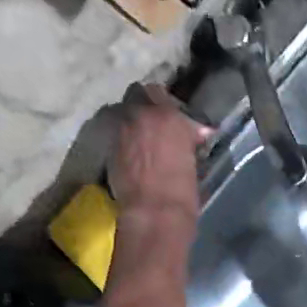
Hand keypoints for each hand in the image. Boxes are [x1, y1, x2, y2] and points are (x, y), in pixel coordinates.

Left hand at [109, 85, 210, 228]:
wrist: (155, 213)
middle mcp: (139, 116)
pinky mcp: (109, 149)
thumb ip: (190, 138)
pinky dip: (128, 141)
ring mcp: (120, 131)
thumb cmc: (184, 189)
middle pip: (138, 96)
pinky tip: (138, 157)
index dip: (168, 103)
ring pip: (126, 115)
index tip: (179, 119)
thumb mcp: (194, 158)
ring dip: (137, 123)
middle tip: (160, 125)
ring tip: (148, 141)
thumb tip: (197, 132)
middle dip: (148, 106)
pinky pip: (119, 135)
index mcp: (167, 116)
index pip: (160, 92)